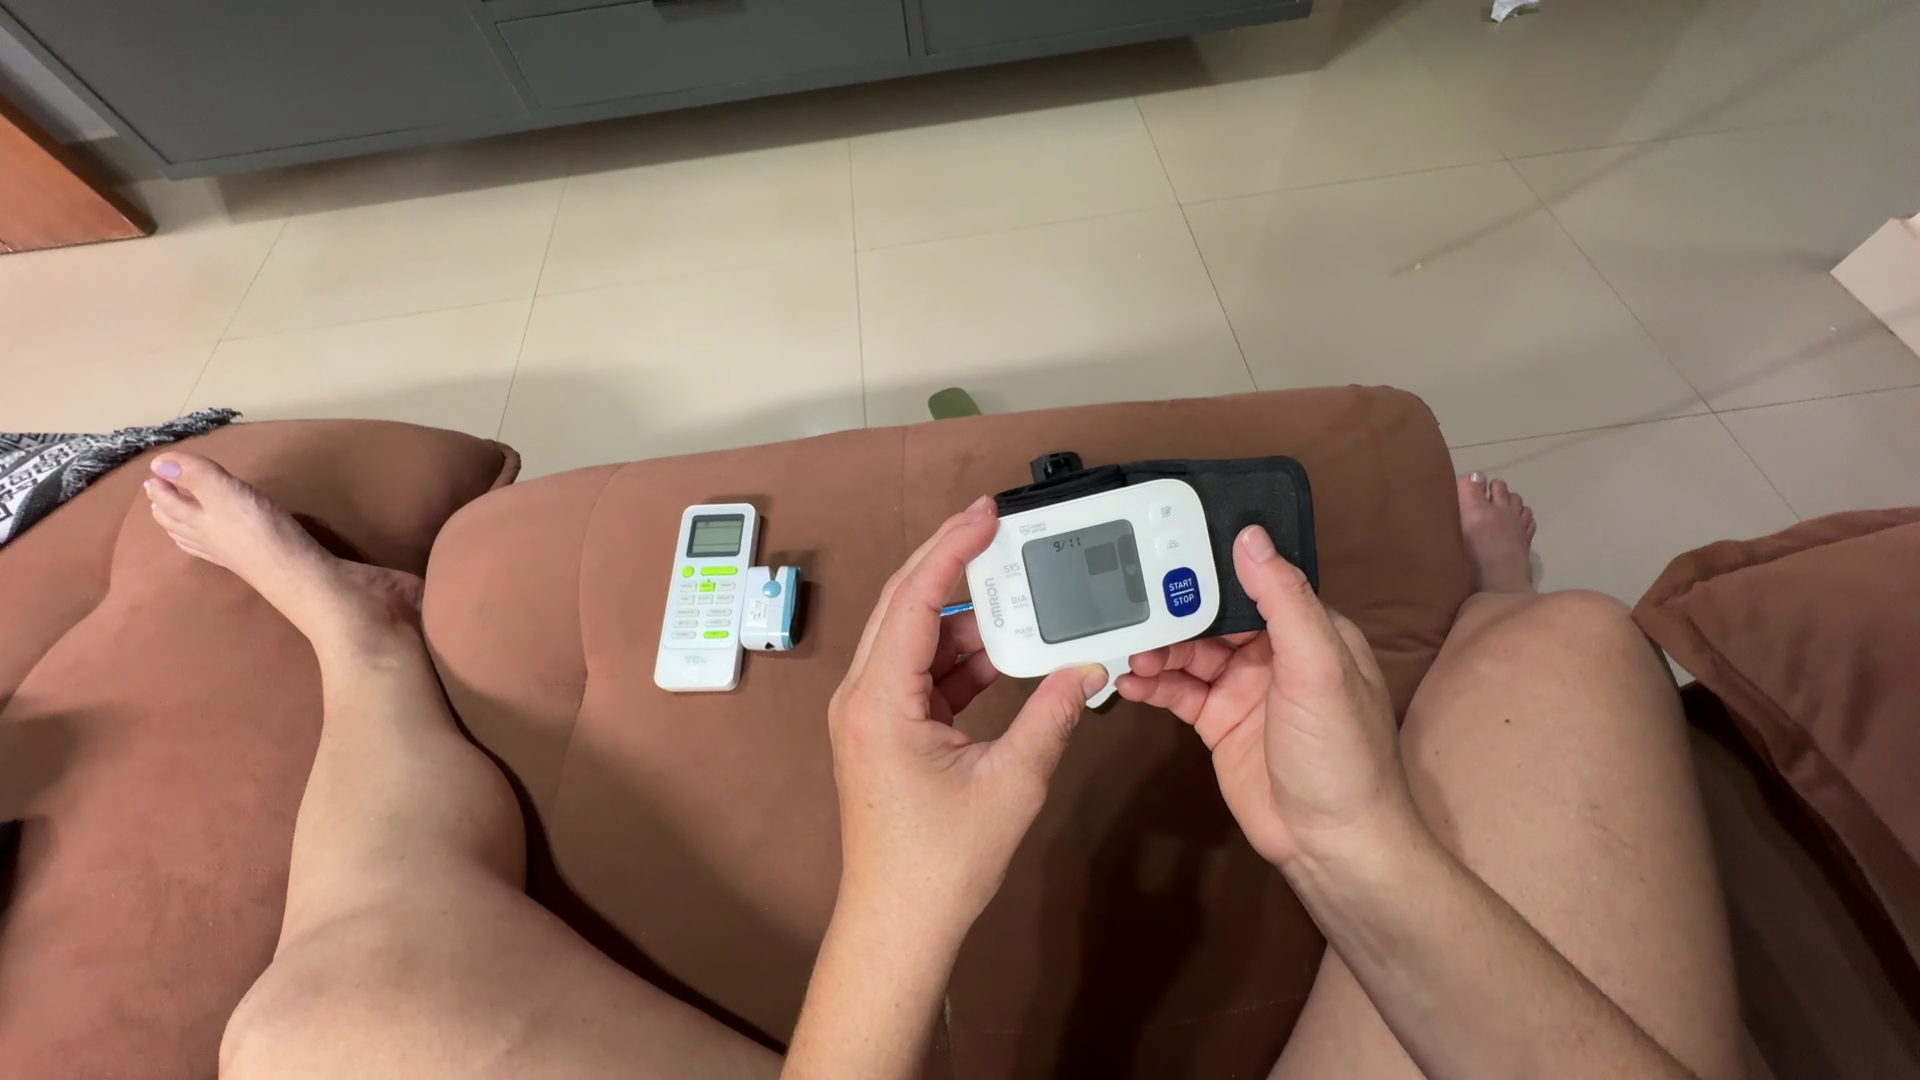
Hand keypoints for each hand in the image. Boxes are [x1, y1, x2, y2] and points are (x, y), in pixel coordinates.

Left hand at [828, 496, 1106, 933]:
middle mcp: (864, 694)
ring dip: (963, 616)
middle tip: (993, 526)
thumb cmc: (942, 861)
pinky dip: (962, 657)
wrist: (898, 924)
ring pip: (916, 637)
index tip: (985, 514)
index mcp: (880, 698)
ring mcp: (872, 709)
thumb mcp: (1011, 782)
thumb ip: (1052, 714)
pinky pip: (924, 671)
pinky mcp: (888, 726)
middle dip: (949, 561)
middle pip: (904, 603)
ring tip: (1014, 591)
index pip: (914, 599)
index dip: (951, 549)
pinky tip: (1003, 650)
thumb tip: (1089, 666)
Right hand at [1116, 525, 1415, 871]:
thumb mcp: (1318, 668)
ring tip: (1131, 655)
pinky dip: (1152, 685)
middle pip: (1210, 618)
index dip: (1210, 572)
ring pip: (1187, 653)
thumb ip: (1284, 602)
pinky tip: (1129, 685)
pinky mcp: (1216, 720)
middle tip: (1135, 612)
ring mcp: (1241, 687)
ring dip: (1157, 650)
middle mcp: (1271, 653)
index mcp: (1306, 631)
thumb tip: (1251, 538)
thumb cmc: (1340, 752)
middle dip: (1172, 613)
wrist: (1329, 845)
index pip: (1251, 585)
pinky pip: (1177, 691)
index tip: (1167, 556)